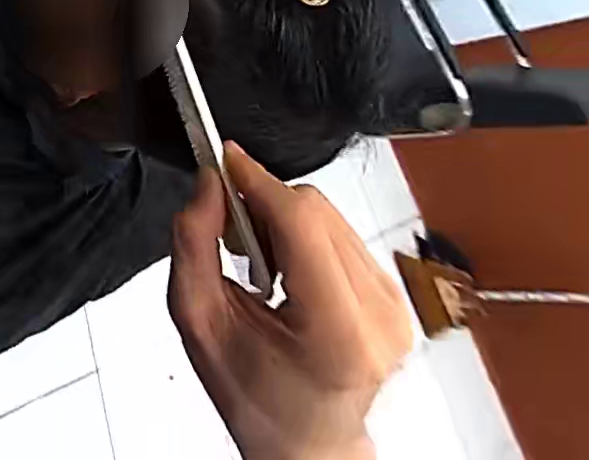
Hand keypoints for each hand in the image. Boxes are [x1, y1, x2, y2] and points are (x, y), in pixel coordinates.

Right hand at [168, 143, 410, 459]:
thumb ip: (194, 242)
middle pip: (313, 210)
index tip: (218, 157)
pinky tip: (278, 264)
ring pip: (325, 213)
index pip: (300, 223)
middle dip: (260, 201)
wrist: (305, 442)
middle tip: (225, 231)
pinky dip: (297, 230)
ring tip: (253, 257)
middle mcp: (379, 316)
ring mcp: (394, 307)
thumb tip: (208, 181)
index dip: (256, 179)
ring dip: (277, 215)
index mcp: (336, 333)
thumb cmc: (247, 389)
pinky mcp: (394, 297)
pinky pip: (336, 229)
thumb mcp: (195, 316)